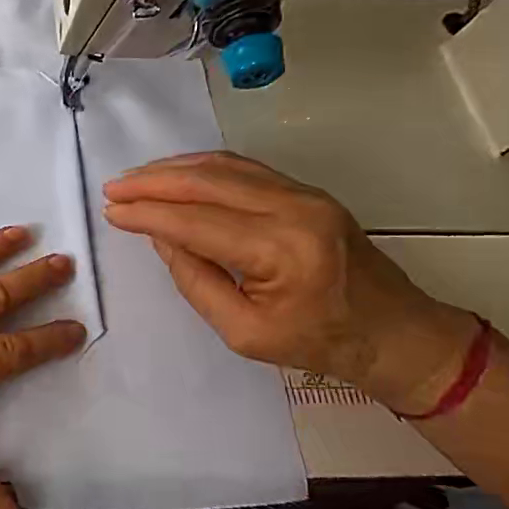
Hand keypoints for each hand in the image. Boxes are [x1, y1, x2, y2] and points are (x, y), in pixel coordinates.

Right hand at [101, 151, 478, 412]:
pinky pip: (244, 169)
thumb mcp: (242, 331)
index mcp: (278, 251)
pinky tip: (176, 173)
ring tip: (134, 178)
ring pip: (224, 166)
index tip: (110, 212)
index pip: (193, 221)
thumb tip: (161, 236)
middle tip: (112, 188)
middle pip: (206, 182)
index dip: (146, 214)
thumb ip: (195, 280)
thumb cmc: (317, 342)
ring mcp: (305, 195)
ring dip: (173, 169)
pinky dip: (201, 167)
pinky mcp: (307, 193)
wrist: (397, 333)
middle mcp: (293, 210)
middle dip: (152, 182)